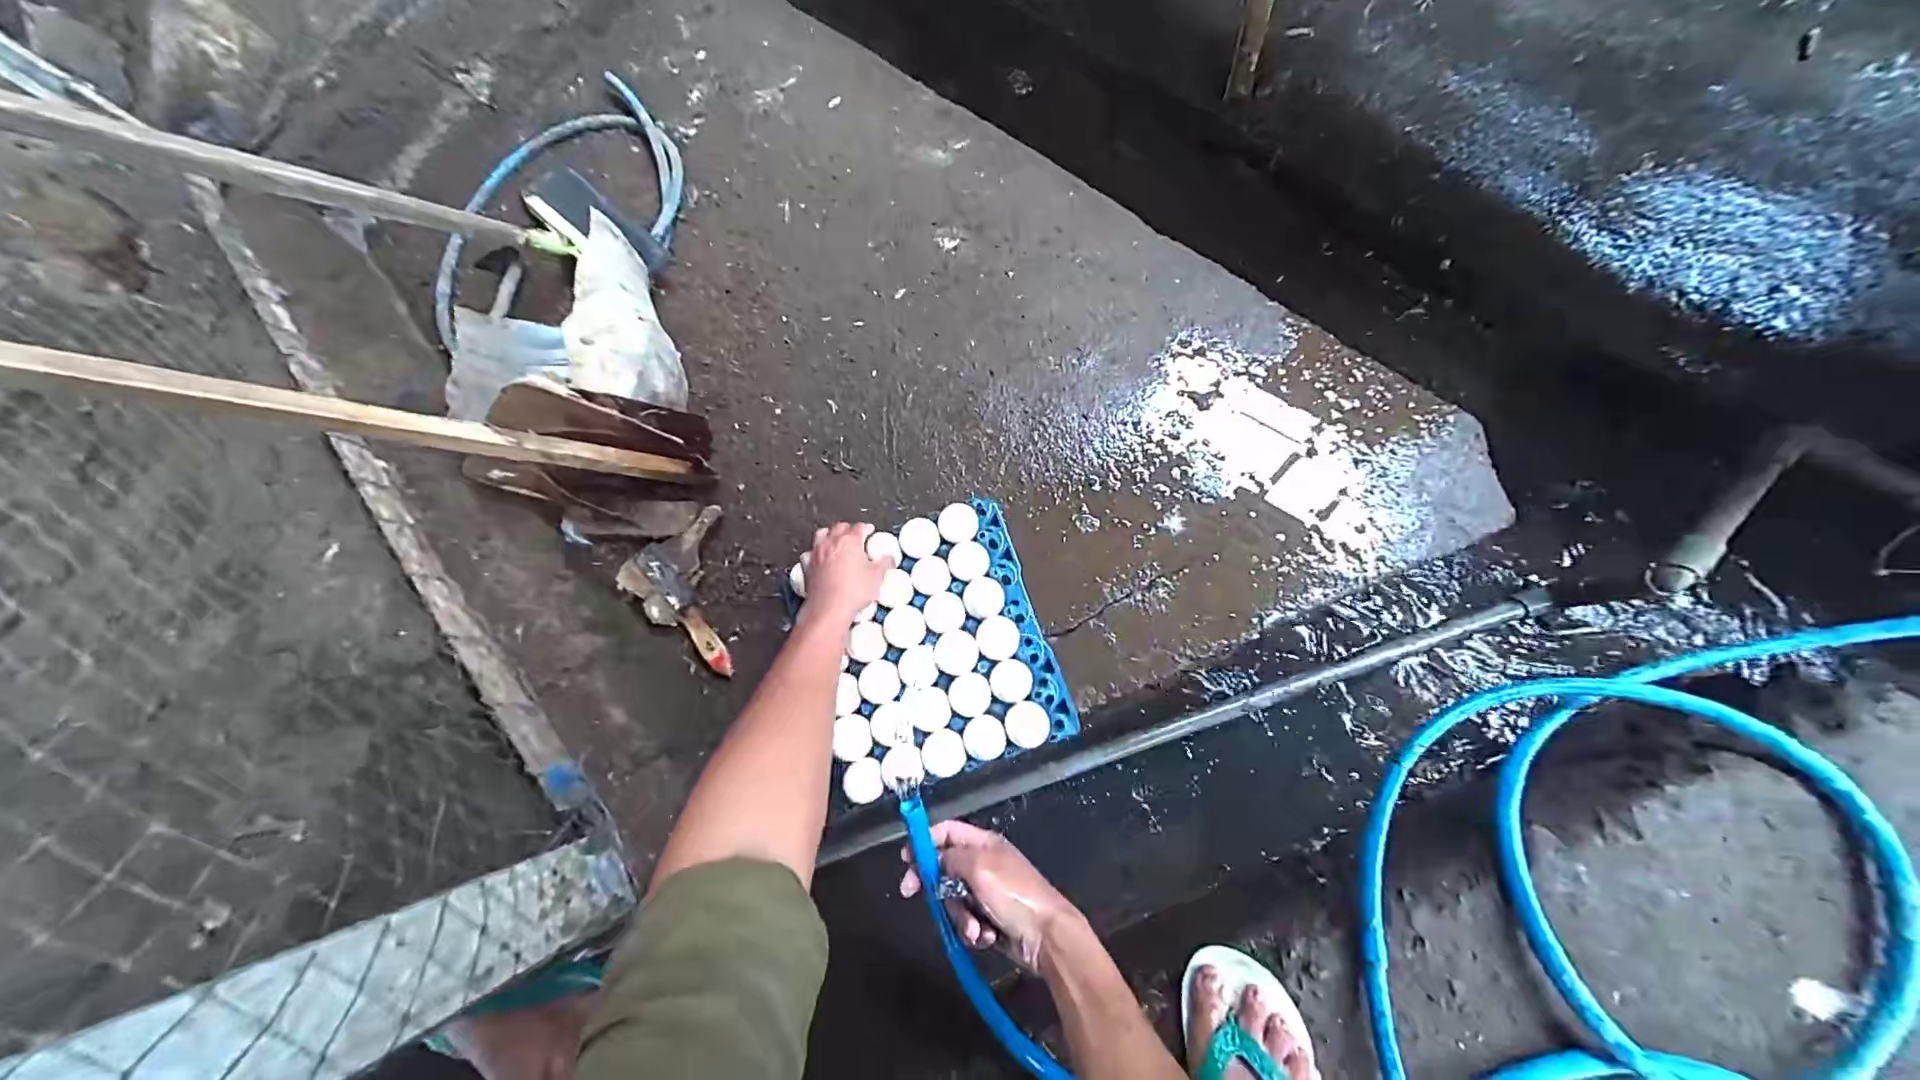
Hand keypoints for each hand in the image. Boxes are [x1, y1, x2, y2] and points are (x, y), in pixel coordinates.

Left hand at [799, 522, 891, 626]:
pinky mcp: (808, 566)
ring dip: (830, 535)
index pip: (859, 527)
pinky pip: (811, 552)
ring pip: (822, 534)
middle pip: (840, 527)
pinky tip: (821, 558)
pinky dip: (817, 551)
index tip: (869, 530)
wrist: (829, 609)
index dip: (866, 528)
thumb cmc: (852, 592)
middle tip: (856, 534)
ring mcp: (817, 554)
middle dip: (849, 528)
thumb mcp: (877, 577)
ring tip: (837, 541)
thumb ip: (884, 564)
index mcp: (849, 541)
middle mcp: (831, 543)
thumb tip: (888, 559)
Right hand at [899, 820, 1081, 970]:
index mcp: (983, 844)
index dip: (925, 840)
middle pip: (944, 867)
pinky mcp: (990, 919)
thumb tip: (935, 858)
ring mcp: (987, 892)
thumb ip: (951, 858)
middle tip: (911, 892)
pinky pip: (968, 921)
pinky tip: (986, 936)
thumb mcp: (978, 868)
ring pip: (954, 899)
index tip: (906, 858)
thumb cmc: (1014, 894)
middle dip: (933, 884)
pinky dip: (973, 930)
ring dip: (960, 916)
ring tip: (975, 928)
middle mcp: (983, 864)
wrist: (1046, 936)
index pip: (947, 832)